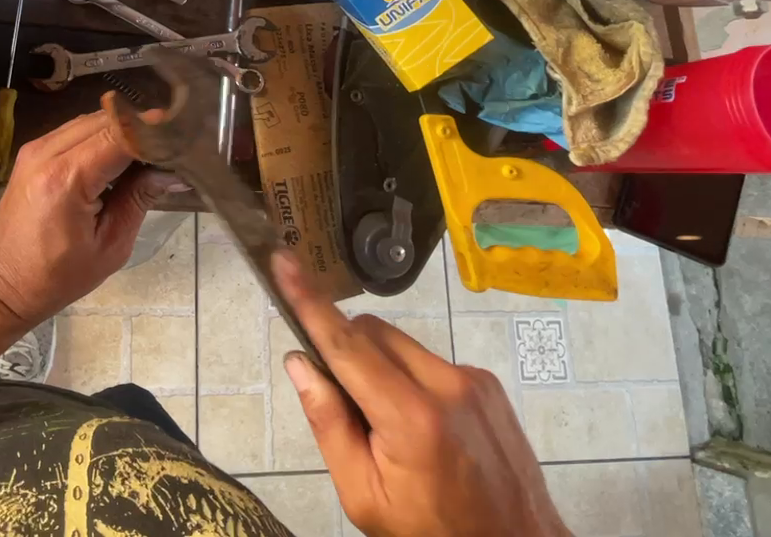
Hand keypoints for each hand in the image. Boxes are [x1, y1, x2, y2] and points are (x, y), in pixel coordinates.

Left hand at [0, 101, 180, 326]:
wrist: (0, 284)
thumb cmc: (56, 277)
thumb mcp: (110, 246)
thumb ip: (140, 199)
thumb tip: (174, 172)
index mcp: (66, 179)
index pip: (119, 135)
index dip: (153, 130)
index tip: (183, 133)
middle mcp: (47, 152)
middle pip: (105, 120)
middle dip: (140, 128)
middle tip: (172, 145)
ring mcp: (35, 148)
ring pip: (89, 120)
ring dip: (120, 130)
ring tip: (150, 150)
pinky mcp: (32, 151)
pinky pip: (74, 130)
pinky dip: (99, 135)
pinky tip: (119, 155)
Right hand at [274, 253, 570, 536]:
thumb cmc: (430, 532)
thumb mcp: (364, 496)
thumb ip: (328, 424)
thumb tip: (299, 363)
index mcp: (411, 417)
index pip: (346, 344)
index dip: (309, 300)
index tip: (284, 260)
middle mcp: (445, 384)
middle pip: (370, 332)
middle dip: (344, 348)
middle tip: (343, 400)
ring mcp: (471, 379)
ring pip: (397, 342)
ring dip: (377, 363)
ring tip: (389, 422)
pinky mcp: (487, 381)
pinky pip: (427, 358)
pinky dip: (409, 375)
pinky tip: (423, 422)